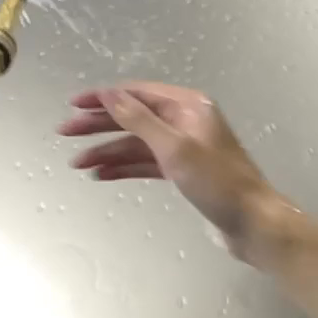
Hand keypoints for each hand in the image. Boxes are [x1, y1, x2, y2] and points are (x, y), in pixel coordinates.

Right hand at [58, 81, 292, 262]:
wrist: (252, 223)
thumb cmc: (217, 182)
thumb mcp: (175, 148)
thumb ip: (139, 119)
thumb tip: (109, 93)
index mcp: (188, 106)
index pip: (137, 93)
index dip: (103, 97)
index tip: (73, 104)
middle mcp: (185, 121)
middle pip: (133, 117)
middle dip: (98, 124)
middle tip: (65, 133)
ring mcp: (184, 146)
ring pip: (136, 143)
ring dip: (107, 150)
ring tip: (77, 164)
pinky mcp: (183, 171)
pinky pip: (145, 163)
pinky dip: (124, 167)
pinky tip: (101, 175)